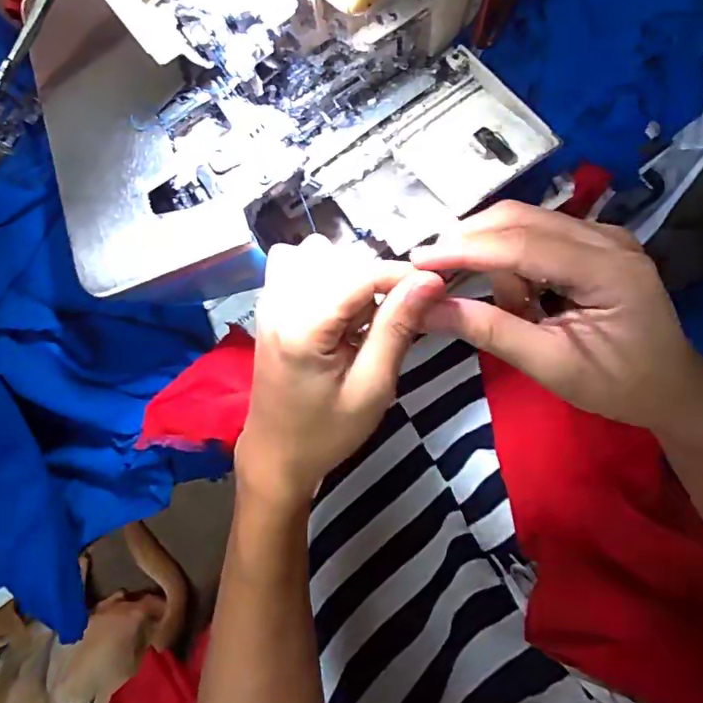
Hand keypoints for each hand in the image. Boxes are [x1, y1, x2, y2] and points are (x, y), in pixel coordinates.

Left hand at [237, 236, 446, 505]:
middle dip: (374, 276)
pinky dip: (321, 271)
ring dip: (346, 272)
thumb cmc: (326, 431)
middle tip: (392, 316)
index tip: (435, 285)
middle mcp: (278, 302)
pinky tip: (334, 305)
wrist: (275, 451)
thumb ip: (397, 328)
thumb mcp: (373, 388)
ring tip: (360, 314)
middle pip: (337, 257)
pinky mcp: (267, 302)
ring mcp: (267, 299)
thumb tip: (429, 281)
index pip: (358, 274)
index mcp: (302, 327)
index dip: (401, 274)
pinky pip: (294, 262)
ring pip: (314, 252)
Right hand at [411, 201, 702, 435]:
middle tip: (431, 272)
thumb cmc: (618, 384)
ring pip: (518, 220)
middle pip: (516, 218)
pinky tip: (516, 292)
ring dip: (489, 252)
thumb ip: (488, 330)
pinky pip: (530, 229)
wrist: (671, 388)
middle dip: (468, 242)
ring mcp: (600, 232)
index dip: (464, 250)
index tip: (416, 261)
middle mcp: (606, 237)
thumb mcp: (551, 366)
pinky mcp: (589, 237)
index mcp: (610, 270)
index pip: (522, 245)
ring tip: (504, 305)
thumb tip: (424, 308)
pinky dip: (505, 253)